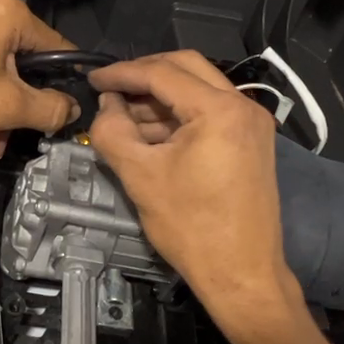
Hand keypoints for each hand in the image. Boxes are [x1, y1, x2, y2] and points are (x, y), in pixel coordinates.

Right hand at [88, 52, 301, 329]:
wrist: (243, 275)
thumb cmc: (191, 227)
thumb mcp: (140, 175)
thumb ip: (113, 130)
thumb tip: (107, 104)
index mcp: (220, 109)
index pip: (162, 73)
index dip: (122, 73)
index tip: (92, 79)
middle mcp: (243, 106)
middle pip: (186, 68)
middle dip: (144, 74)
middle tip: (110, 87)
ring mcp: (252, 124)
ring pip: (198, 90)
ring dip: (160, 97)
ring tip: (122, 115)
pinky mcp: (251, 142)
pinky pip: (210, 113)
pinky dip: (178, 115)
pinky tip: (149, 132)